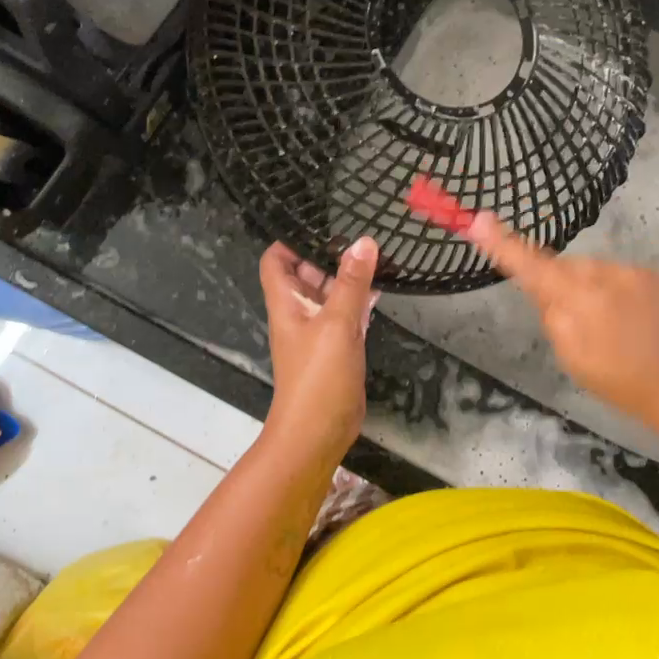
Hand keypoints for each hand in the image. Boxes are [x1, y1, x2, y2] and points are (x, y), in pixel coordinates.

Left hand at [257, 237, 378, 459]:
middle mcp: (299, 313)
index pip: (276, 261)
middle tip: (361, 236)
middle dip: (329, 255)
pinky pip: (346, 315)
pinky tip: (382, 289)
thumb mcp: (337, 323)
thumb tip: (363, 241)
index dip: (291, 241)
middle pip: (306, 274)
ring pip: (330, 294)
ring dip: (348, 277)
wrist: (317, 432)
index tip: (321, 225)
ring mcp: (318, 332)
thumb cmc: (318, 376)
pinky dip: (360, 301)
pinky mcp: (337, 348)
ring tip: (377, 255)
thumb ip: (352, 282)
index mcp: (286, 303)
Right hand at [464, 212, 658, 428]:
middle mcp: (604, 274)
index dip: (504, 244)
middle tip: (574, 323)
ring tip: (610, 328)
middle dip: (561, 285)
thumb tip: (545, 290)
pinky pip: (619, 275)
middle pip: (565, 267)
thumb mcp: (572, 357)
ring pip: (593, 271)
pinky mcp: (654, 275)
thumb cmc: (620, 381)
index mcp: (579, 299)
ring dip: (591, 290)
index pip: (532, 266)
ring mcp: (632, 271)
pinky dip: (616, 292)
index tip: (479, 220)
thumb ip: (553, 316)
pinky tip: (630, 321)